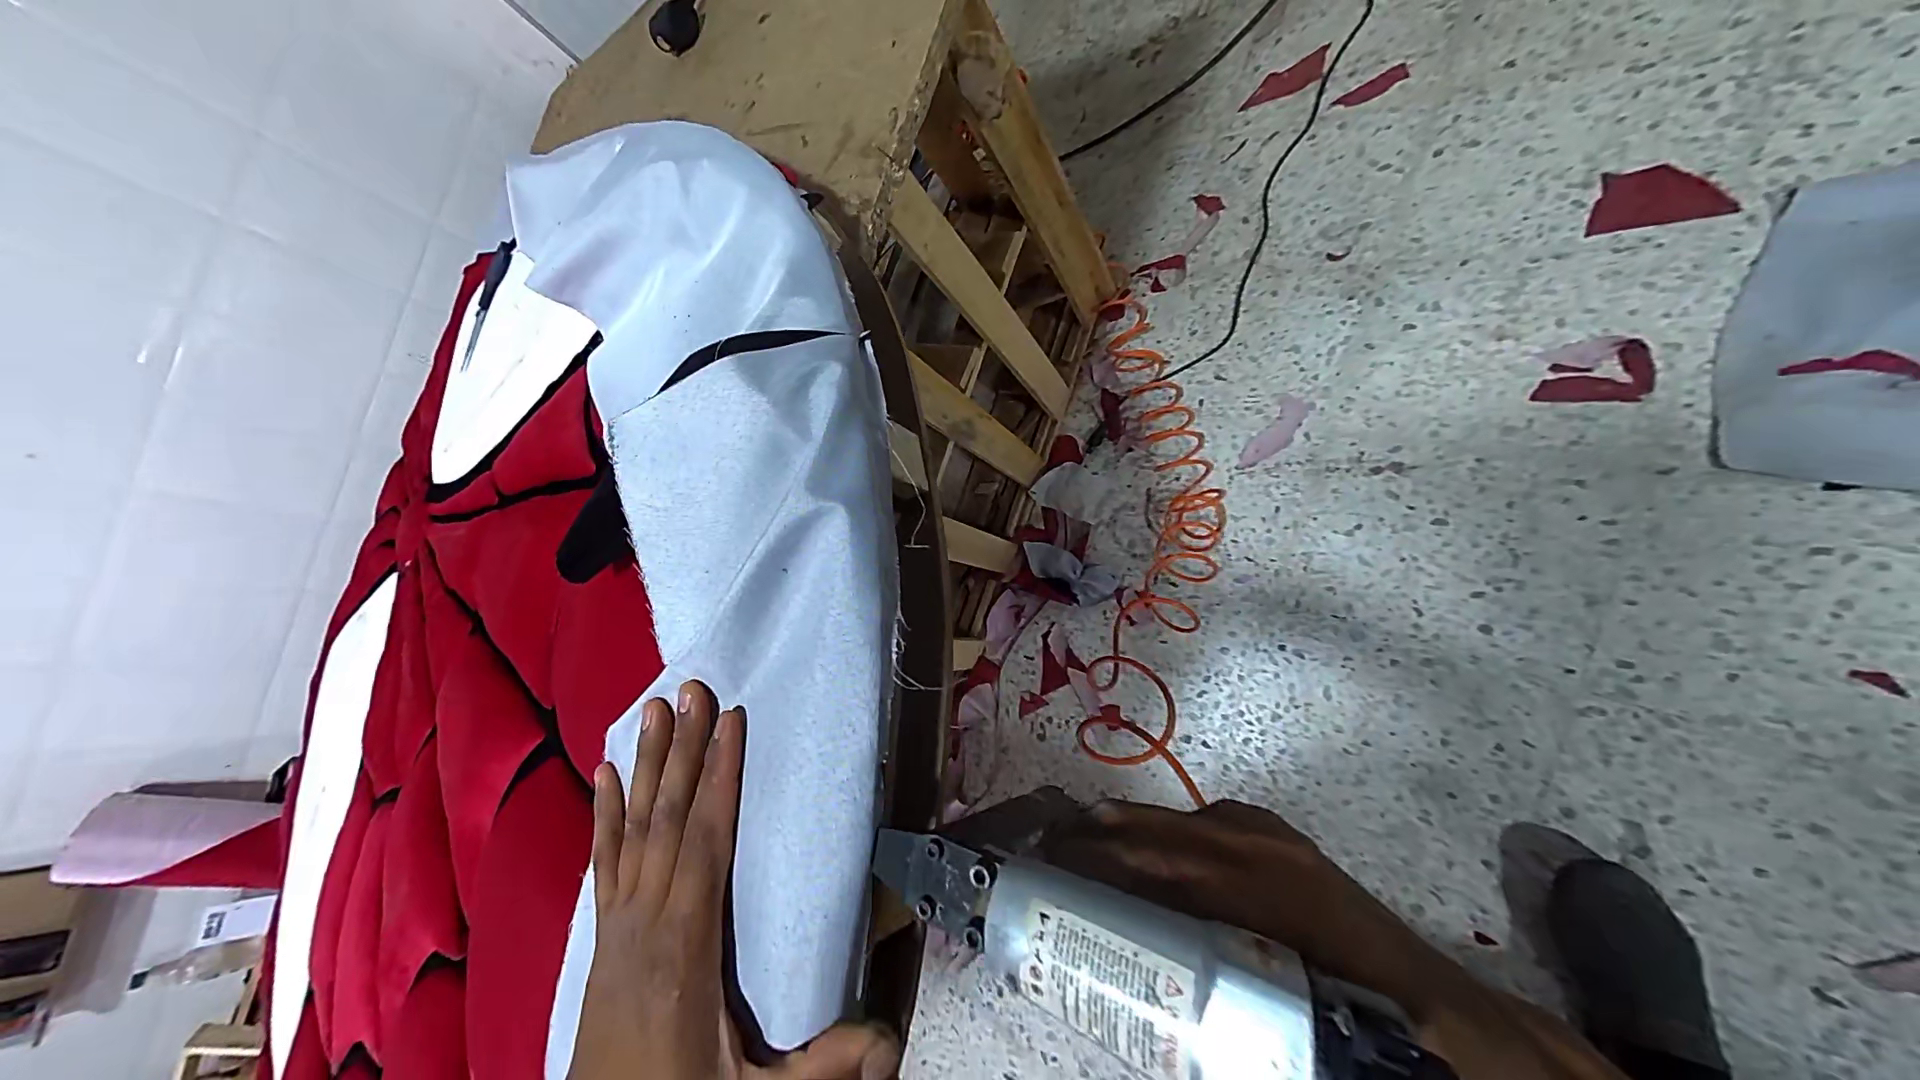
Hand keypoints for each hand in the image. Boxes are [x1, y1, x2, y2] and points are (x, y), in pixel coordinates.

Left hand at [569, 680, 899, 1079]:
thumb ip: (819, 1068)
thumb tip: (889, 1043)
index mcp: (683, 944)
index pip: (705, 841)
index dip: (719, 779)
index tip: (729, 723)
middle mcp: (644, 919)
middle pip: (668, 817)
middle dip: (682, 749)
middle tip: (689, 691)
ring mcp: (618, 924)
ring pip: (634, 826)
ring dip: (646, 765)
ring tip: (650, 711)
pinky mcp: (604, 935)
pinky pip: (604, 859)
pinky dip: (604, 813)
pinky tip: (604, 776)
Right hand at [1037, 800, 1625, 1079]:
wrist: (1440, 1009)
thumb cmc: (1356, 1017)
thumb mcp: (1271, 1010)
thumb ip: (1203, 993)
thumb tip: (1133, 982)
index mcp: (1254, 890)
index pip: (1155, 867)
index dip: (1098, 863)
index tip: (1050, 866)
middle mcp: (1256, 847)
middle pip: (1157, 834)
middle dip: (1097, 836)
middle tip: (1044, 846)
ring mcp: (1269, 835)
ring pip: (1178, 821)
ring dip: (1126, 827)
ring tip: (1077, 837)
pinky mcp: (1279, 836)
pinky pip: (1210, 822)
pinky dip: (1169, 829)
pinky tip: (1147, 841)